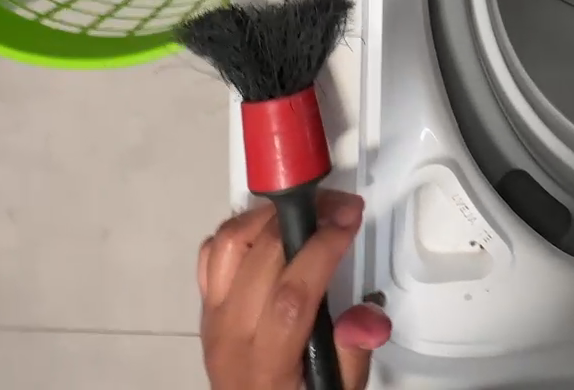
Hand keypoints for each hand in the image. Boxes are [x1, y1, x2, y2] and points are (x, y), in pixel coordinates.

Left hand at [199, 191, 390, 389]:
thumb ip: (353, 356)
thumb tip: (366, 316)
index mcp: (265, 367)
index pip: (289, 298)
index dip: (322, 250)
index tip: (351, 220)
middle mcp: (231, 337)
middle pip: (261, 258)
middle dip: (307, 218)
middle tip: (342, 206)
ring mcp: (212, 316)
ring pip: (230, 244)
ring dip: (271, 214)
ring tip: (310, 210)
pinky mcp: (206, 304)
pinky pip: (213, 251)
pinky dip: (242, 228)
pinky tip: (274, 229)